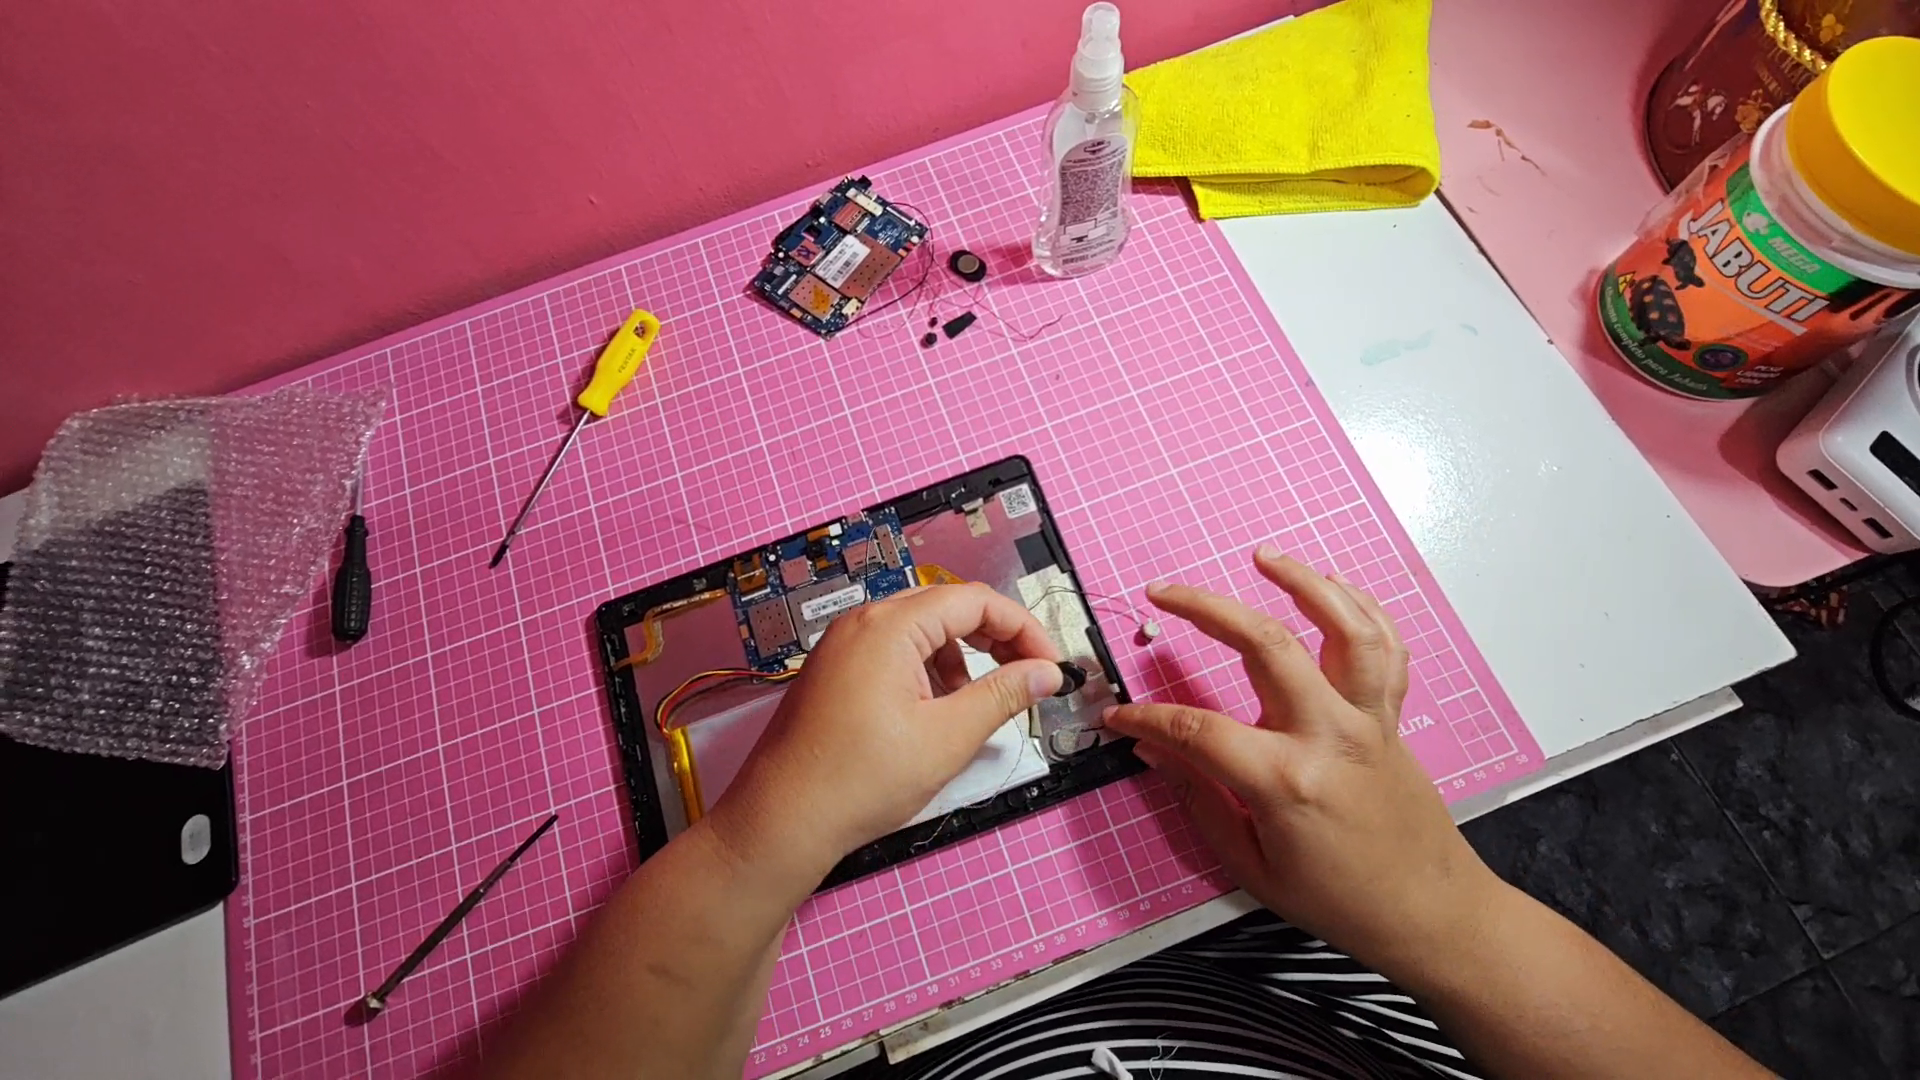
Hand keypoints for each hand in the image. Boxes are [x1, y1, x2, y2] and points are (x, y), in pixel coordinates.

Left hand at [707, 583, 1063, 879]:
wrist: (781, 821)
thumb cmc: (861, 780)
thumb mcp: (947, 738)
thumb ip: (1003, 696)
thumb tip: (1045, 672)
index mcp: (890, 626)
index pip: (973, 600)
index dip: (1021, 627)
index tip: (1050, 664)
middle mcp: (863, 622)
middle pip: (946, 607)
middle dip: (993, 637)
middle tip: (1026, 673)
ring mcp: (844, 644)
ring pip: (921, 629)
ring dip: (960, 655)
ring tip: (975, 700)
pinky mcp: (835, 668)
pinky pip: (894, 650)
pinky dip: (926, 668)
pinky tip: (934, 707)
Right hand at [1104, 546, 1498, 977]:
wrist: (1433, 917)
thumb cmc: (1338, 900)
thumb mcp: (1250, 862)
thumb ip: (1199, 795)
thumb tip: (1152, 748)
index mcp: (1287, 779)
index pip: (1197, 728)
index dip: (1148, 719)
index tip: (1118, 715)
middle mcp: (1330, 733)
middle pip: (1266, 643)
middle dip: (1206, 608)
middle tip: (1164, 591)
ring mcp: (1368, 718)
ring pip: (1343, 628)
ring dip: (1304, 582)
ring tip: (1264, 556)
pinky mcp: (1390, 717)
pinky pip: (1385, 648)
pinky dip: (1360, 607)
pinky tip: (1332, 586)